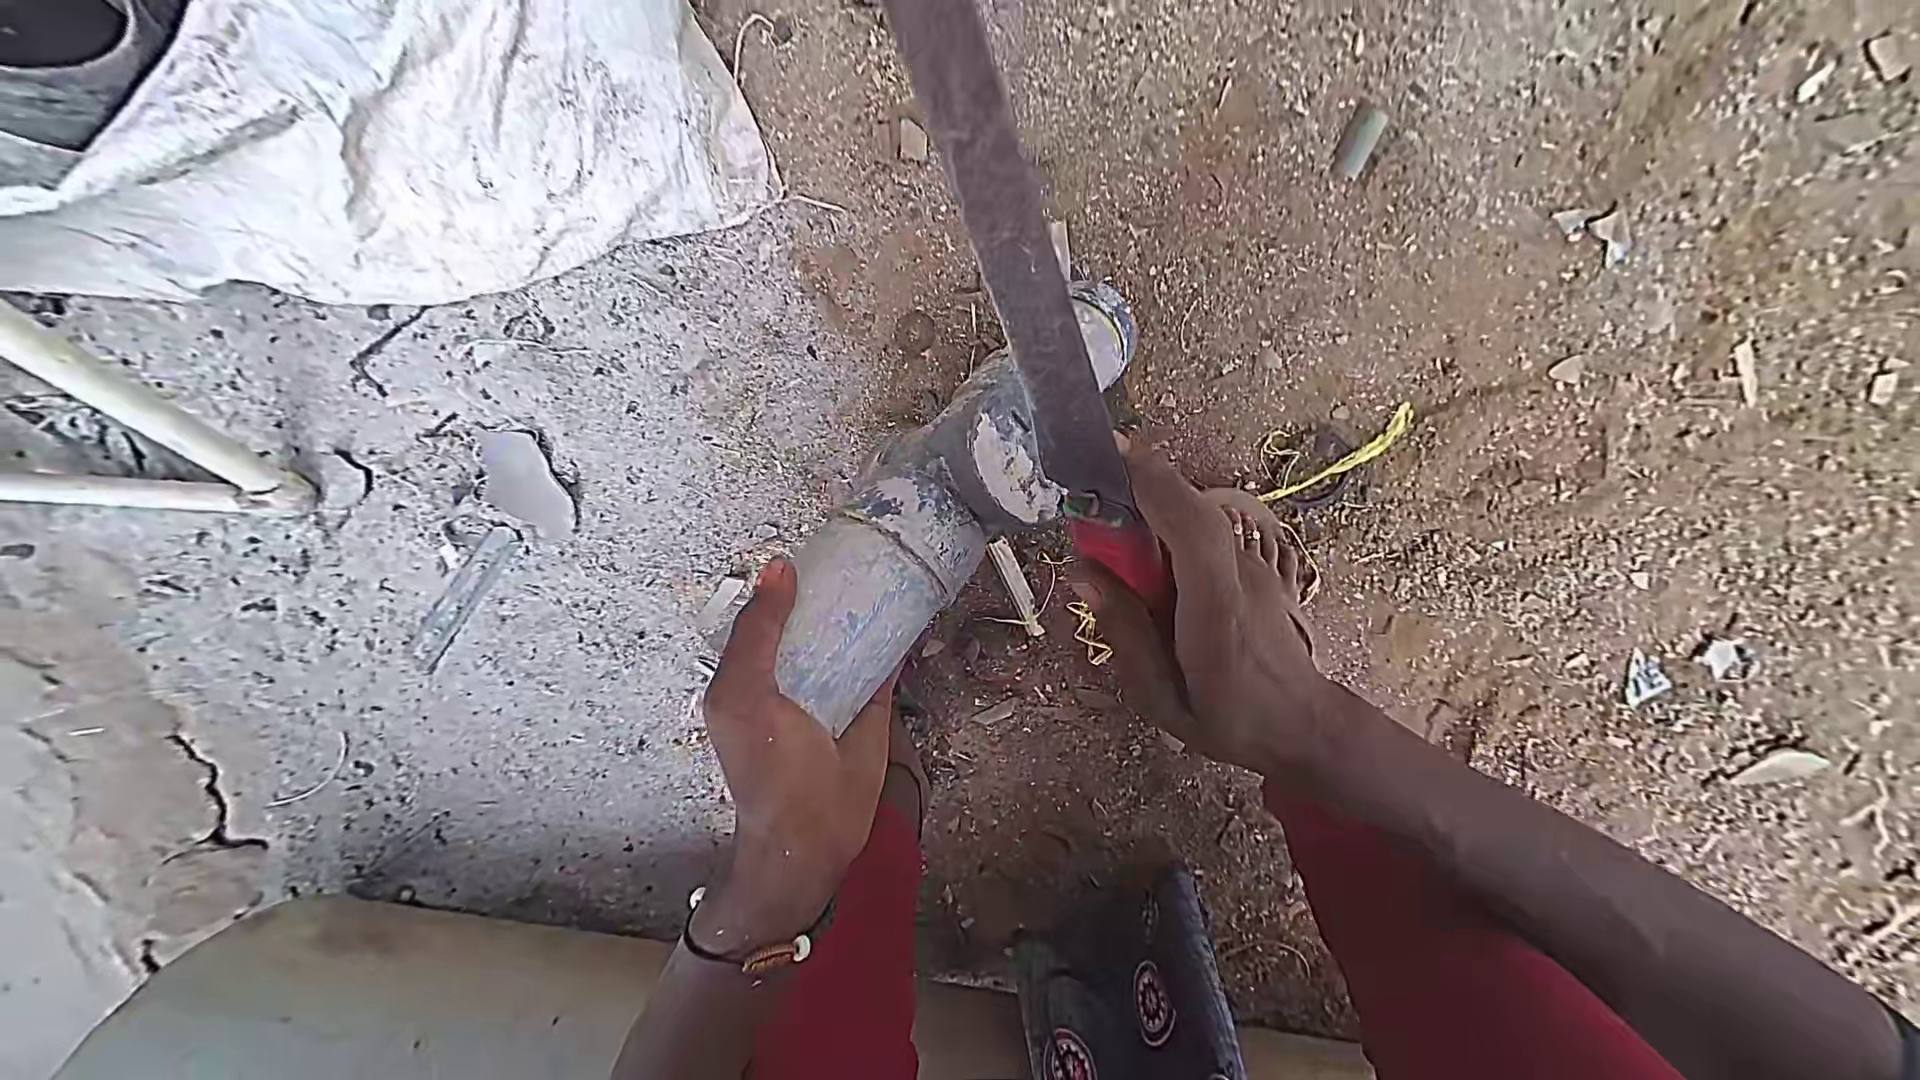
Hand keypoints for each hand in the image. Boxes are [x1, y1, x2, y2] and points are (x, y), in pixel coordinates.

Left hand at [691, 558, 895, 957]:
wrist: (814, 835)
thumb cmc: (767, 770)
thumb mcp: (743, 698)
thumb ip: (756, 636)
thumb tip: (778, 569)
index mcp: (760, 664)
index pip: (776, 606)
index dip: (795, 575)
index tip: (823, 541)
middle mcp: (800, 666)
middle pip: (820, 612)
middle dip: (840, 581)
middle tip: (868, 545)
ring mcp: (840, 680)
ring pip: (856, 629)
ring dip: (873, 601)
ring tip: (895, 565)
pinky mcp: (874, 698)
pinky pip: (888, 656)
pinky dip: (900, 632)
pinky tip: (914, 607)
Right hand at [1071, 438, 1337, 776]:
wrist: (1302, 722)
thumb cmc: (1227, 718)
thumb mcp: (1159, 697)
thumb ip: (1123, 632)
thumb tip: (1083, 571)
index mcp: (1216, 610)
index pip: (1192, 528)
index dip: (1156, 484)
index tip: (1114, 452)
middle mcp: (1241, 575)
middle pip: (1192, 509)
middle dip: (1138, 485)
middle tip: (1089, 488)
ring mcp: (1253, 566)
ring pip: (1197, 515)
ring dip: (1151, 504)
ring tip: (1108, 515)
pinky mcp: (1253, 564)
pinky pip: (1204, 530)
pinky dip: (1168, 522)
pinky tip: (1143, 544)